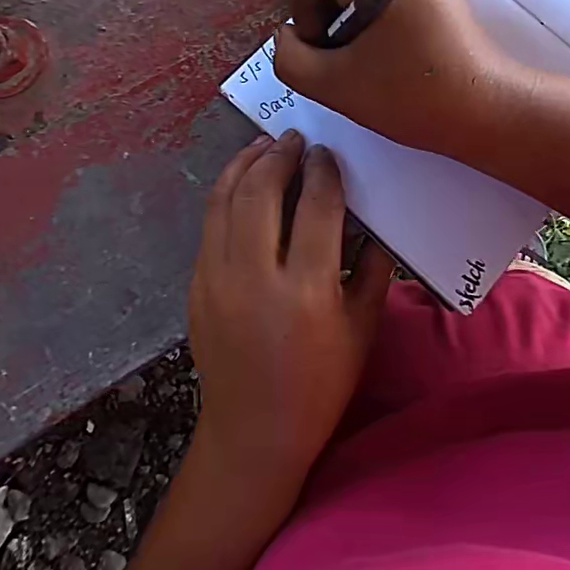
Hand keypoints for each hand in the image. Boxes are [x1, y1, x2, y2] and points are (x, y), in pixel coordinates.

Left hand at [187, 130, 393, 488]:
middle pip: (261, 191)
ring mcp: (216, 280)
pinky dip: (225, 193)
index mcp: (307, 291)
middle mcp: (255, 278)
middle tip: (294, 139)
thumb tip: (373, 217)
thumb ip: (374, 268)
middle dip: (279, 155)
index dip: (323, 171)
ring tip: (263, 146)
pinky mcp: (195, 286)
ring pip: (224, 200)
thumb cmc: (320, 384)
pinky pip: (210, 224)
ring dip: (244, 164)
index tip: (327, 152)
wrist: (254, 431)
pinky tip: (241, 183)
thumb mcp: (362, 329)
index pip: (316, 207)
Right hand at [274, 0, 529, 157]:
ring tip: (370, 60)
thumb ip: (287, 56)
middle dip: (322, 17)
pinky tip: (385, 54)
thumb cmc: (415, 98)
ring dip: (343, 24)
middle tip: (350, 59)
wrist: (486, 110)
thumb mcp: (334, 85)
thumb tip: (288, 34)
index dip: (298, 6)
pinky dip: (364, 23)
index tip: (329, 42)